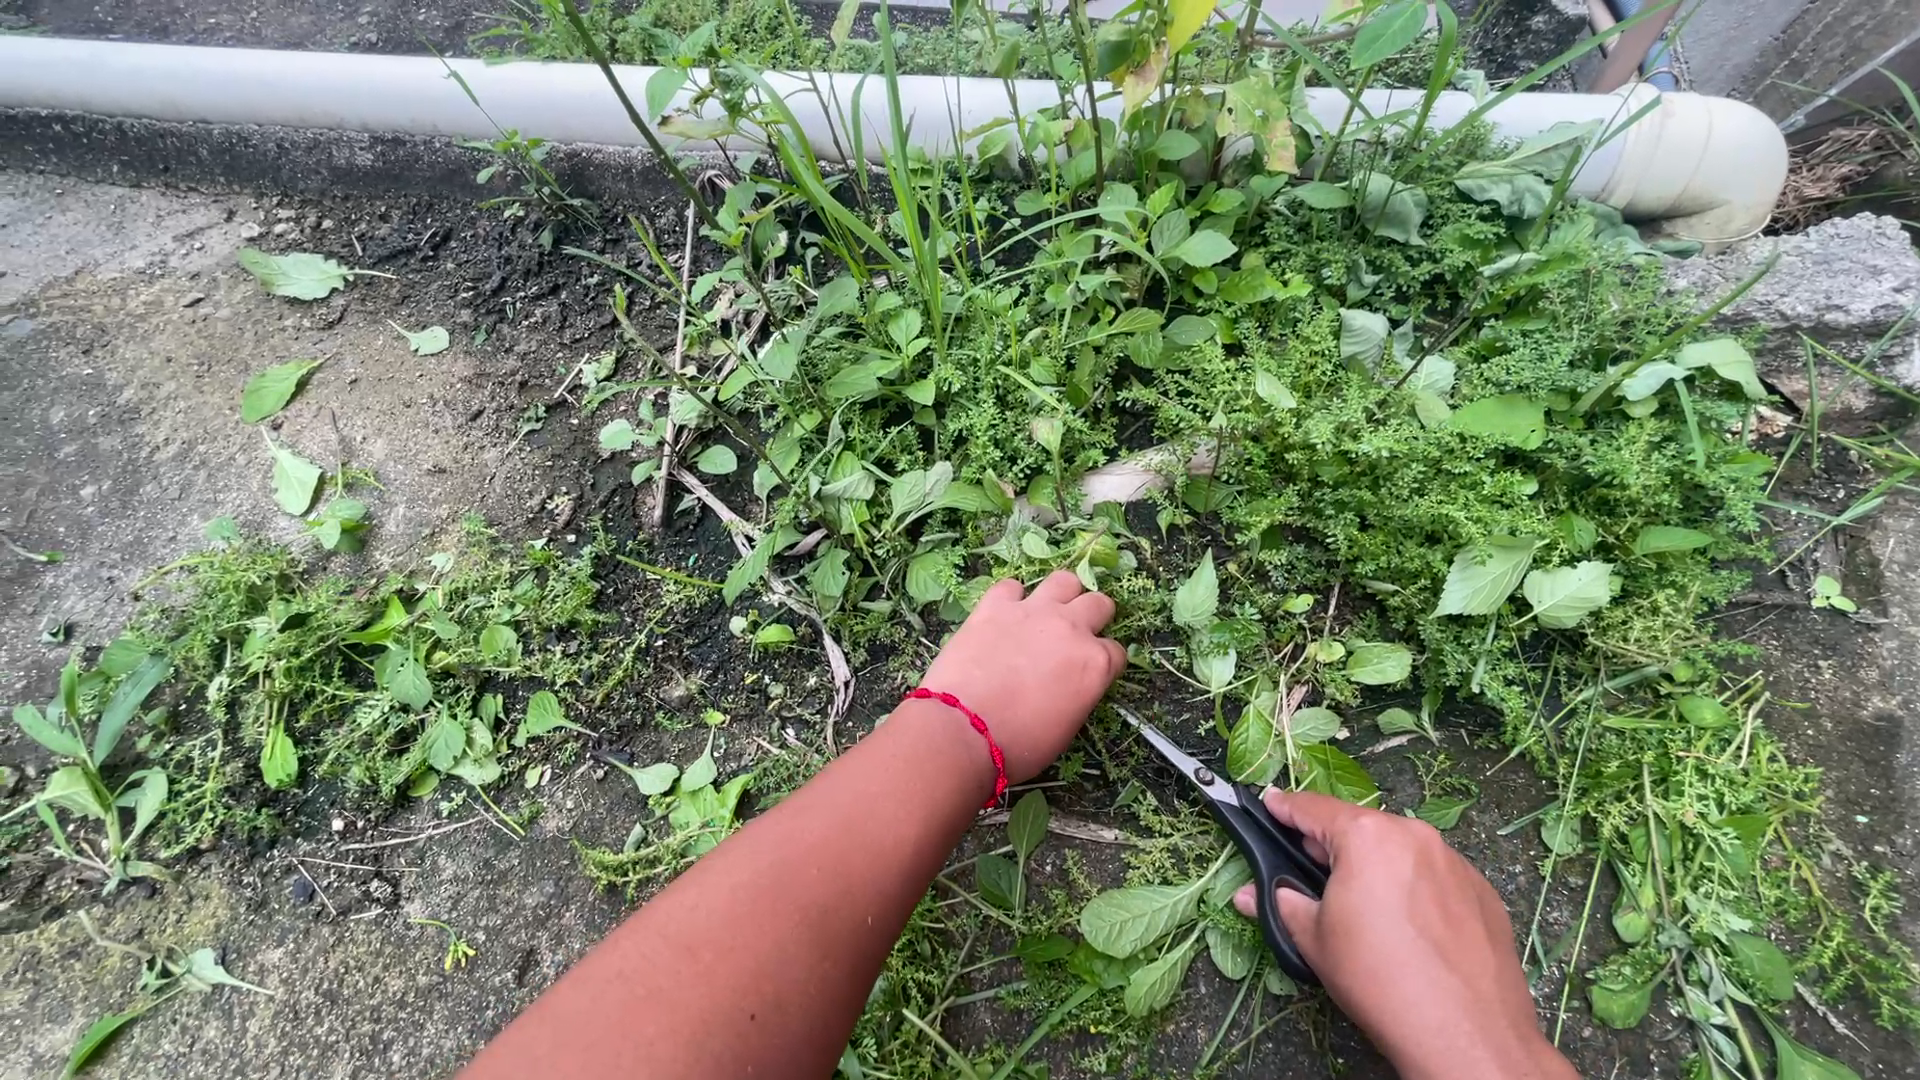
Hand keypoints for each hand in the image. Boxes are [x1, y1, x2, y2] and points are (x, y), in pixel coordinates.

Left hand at [916, 571, 1126, 783]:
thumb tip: (1070, 685)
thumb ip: (1078, 694)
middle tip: (1075, 635)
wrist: (963, 730)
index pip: (1116, 652)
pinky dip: (1010, 598)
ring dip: (1062, 594)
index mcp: (1095, 664)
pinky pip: (1011, 586)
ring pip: (1064, 580)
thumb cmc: (1018, 744)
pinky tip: (1004, 613)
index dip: (1104, 662)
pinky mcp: (995, 605)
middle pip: (1099, 604)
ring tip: (1049, 611)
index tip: (1089, 672)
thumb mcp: (1065, 728)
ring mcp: (1033, 611)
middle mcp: (1071, 629)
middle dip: (1094, 617)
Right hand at [1233, 790, 1577, 1079]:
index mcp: (1366, 836)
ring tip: (1363, 903)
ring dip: (1375, 864)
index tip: (1270, 805)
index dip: (1284, 808)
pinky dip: (1413, 886)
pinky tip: (1408, 925)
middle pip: (1359, 827)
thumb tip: (1247, 895)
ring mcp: (1455, 863)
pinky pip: (1435, 875)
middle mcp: (1413, 836)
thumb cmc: (1379, 981)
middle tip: (1311, 869)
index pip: (1312, 808)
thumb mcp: (1313, 939)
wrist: (1471, 1042)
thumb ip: (1280, 903)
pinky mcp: (1484, 893)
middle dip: (1332, 844)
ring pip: (1399, 849)